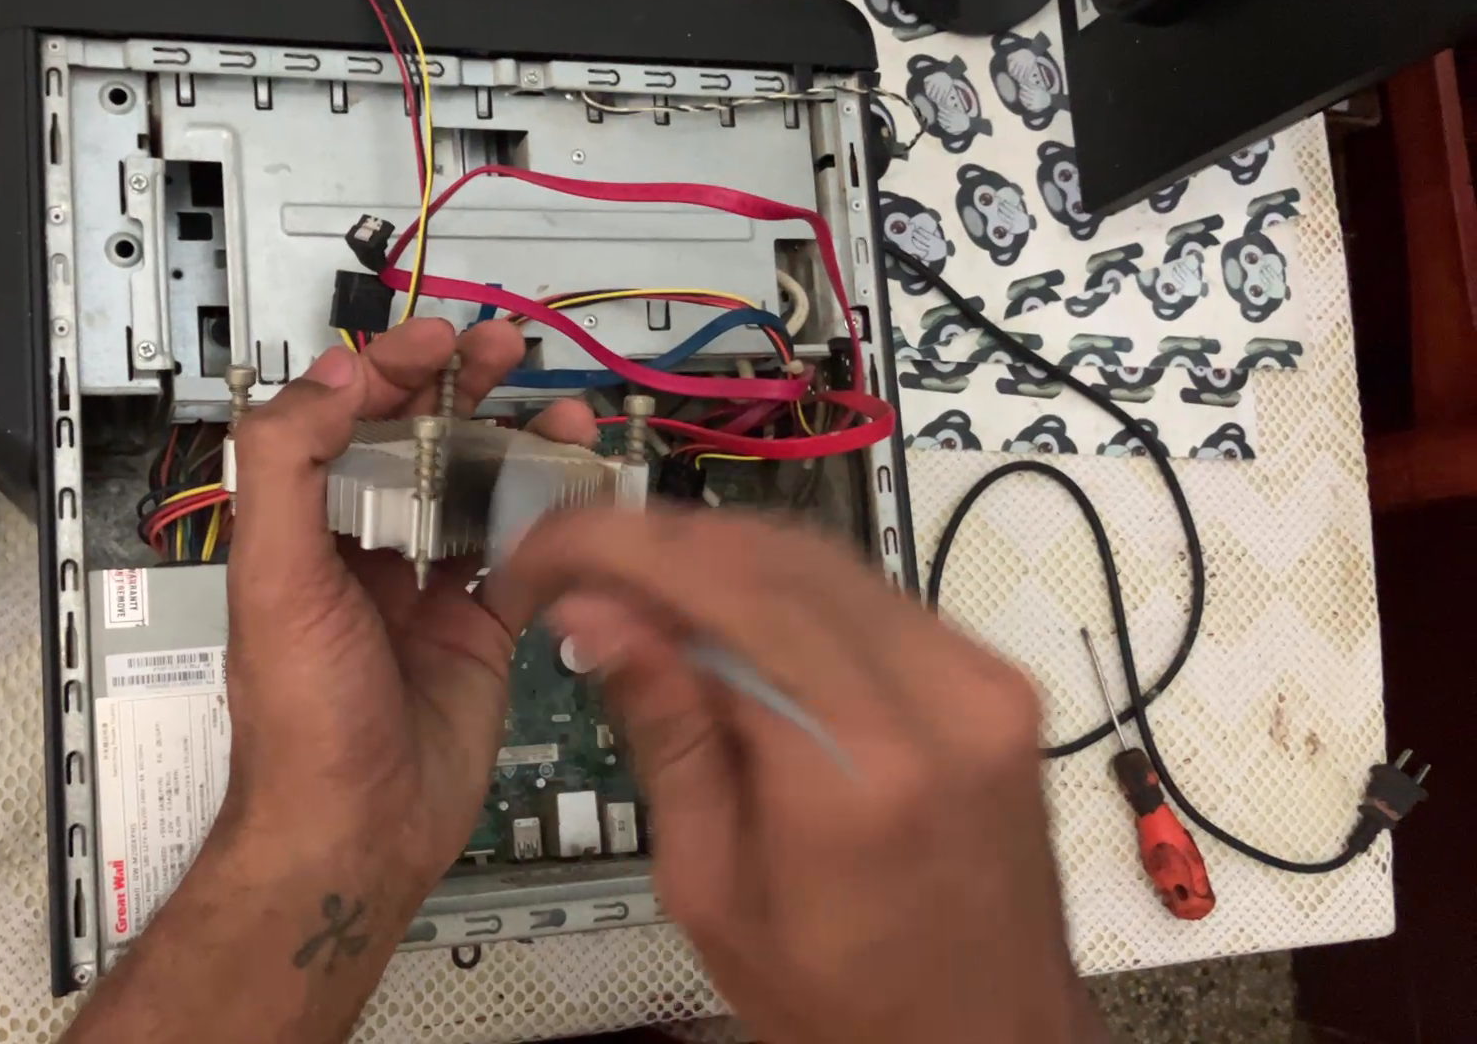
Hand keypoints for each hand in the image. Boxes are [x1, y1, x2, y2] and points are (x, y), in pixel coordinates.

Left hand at [218, 317, 595, 890]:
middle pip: (421, 447)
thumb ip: (286, 467)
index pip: (349, 422)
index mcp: (313, 528)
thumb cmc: (305, 713)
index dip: (390, 370)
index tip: (437, 339)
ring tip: (560, 415)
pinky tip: (577, 490)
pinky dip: (551, 523)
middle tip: (504, 351)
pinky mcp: (481, 625)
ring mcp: (430, 585)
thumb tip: (333, 377)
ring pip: (479, 494)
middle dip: (463, 391)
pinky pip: (521, 557)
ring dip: (517, 449)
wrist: (358, 828)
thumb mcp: (274, 579)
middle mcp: (371, 547)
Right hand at [484, 510, 1101, 1043]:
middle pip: (769, 553)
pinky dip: (762, 580)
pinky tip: (708, 609)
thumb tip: (589, 612)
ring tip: (628, 583)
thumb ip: (662, 727)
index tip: (547, 543)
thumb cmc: (836, 999)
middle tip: (576, 561)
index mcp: (863, 770)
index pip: (728, 592)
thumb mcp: (710, 882)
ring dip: (704, 553)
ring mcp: (976, 673)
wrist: (986, 1042)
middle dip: (653, 540)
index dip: (622, 545)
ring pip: (810, 551)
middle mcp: (942, 696)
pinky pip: (850, 586)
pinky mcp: (981, 670)